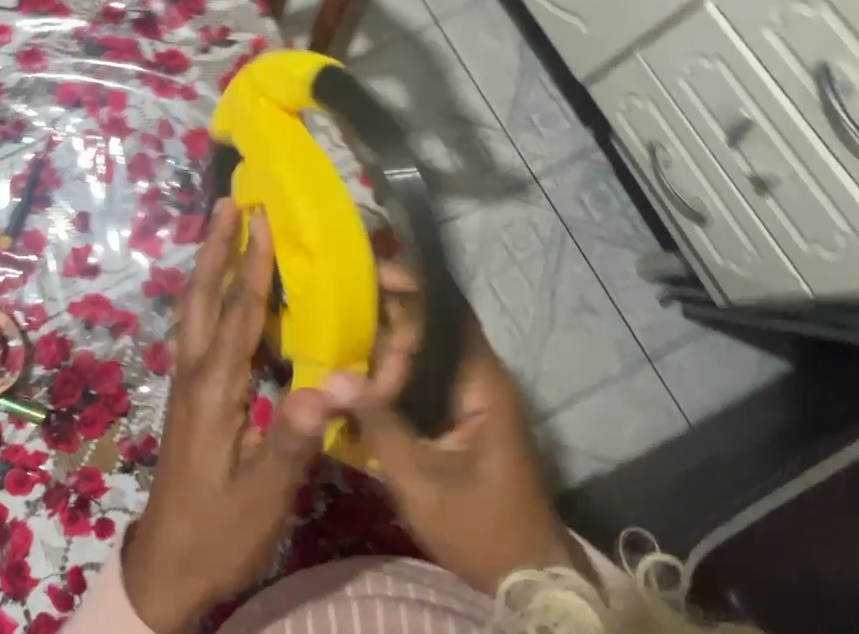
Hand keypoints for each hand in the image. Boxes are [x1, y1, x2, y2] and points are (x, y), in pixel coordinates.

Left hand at [122, 202, 335, 632]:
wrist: (168, 565)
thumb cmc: (219, 531)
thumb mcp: (261, 496)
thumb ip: (292, 442)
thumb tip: (330, 386)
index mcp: (213, 391)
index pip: (237, 315)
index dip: (253, 266)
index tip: (263, 219)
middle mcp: (194, 375)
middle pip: (202, 296)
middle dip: (215, 246)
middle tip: (229, 201)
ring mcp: (188, 384)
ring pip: (195, 309)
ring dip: (209, 264)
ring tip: (224, 227)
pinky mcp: (191, 396)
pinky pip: (201, 330)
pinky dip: (213, 297)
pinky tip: (227, 293)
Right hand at [325, 263, 580, 594]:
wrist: (526, 582)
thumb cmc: (479, 528)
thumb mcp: (419, 479)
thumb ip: (377, 422)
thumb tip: (332, 376)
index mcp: (482, 382)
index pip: (446, 312)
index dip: (410, 287)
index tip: (367, 276)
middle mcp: (481, 380)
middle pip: (431, 331)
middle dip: (387, 334)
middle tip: (346, 352)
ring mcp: (474, 401)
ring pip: (425, 359)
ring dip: (387, 361)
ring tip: (346, 369)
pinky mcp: (464, 422)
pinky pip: (426, 385)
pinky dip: (396, 384)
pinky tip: (362, 393)